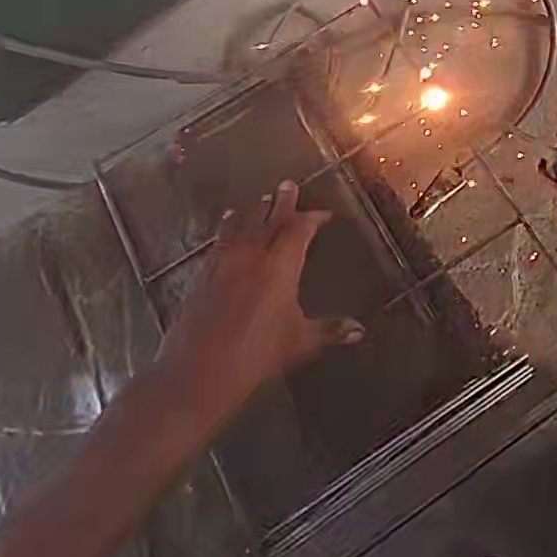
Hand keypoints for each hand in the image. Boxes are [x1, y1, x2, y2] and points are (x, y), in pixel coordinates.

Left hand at [155, 180, 364, 404]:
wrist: (197, 372)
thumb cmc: (256, 355)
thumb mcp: (300, 342)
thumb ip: (330, 331)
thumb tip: (359, 330)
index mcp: (280, 266)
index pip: (299, 230)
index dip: (313, 218)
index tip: (324, 214)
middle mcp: (251, 255)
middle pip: (269, 218)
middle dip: (282, 201)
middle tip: (288, 184)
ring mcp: (223, 263)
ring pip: (240, 226)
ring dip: (253, 211)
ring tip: (259, 200)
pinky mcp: (201, 275)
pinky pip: (219, 242)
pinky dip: (227, 230)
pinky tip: (226, 230)